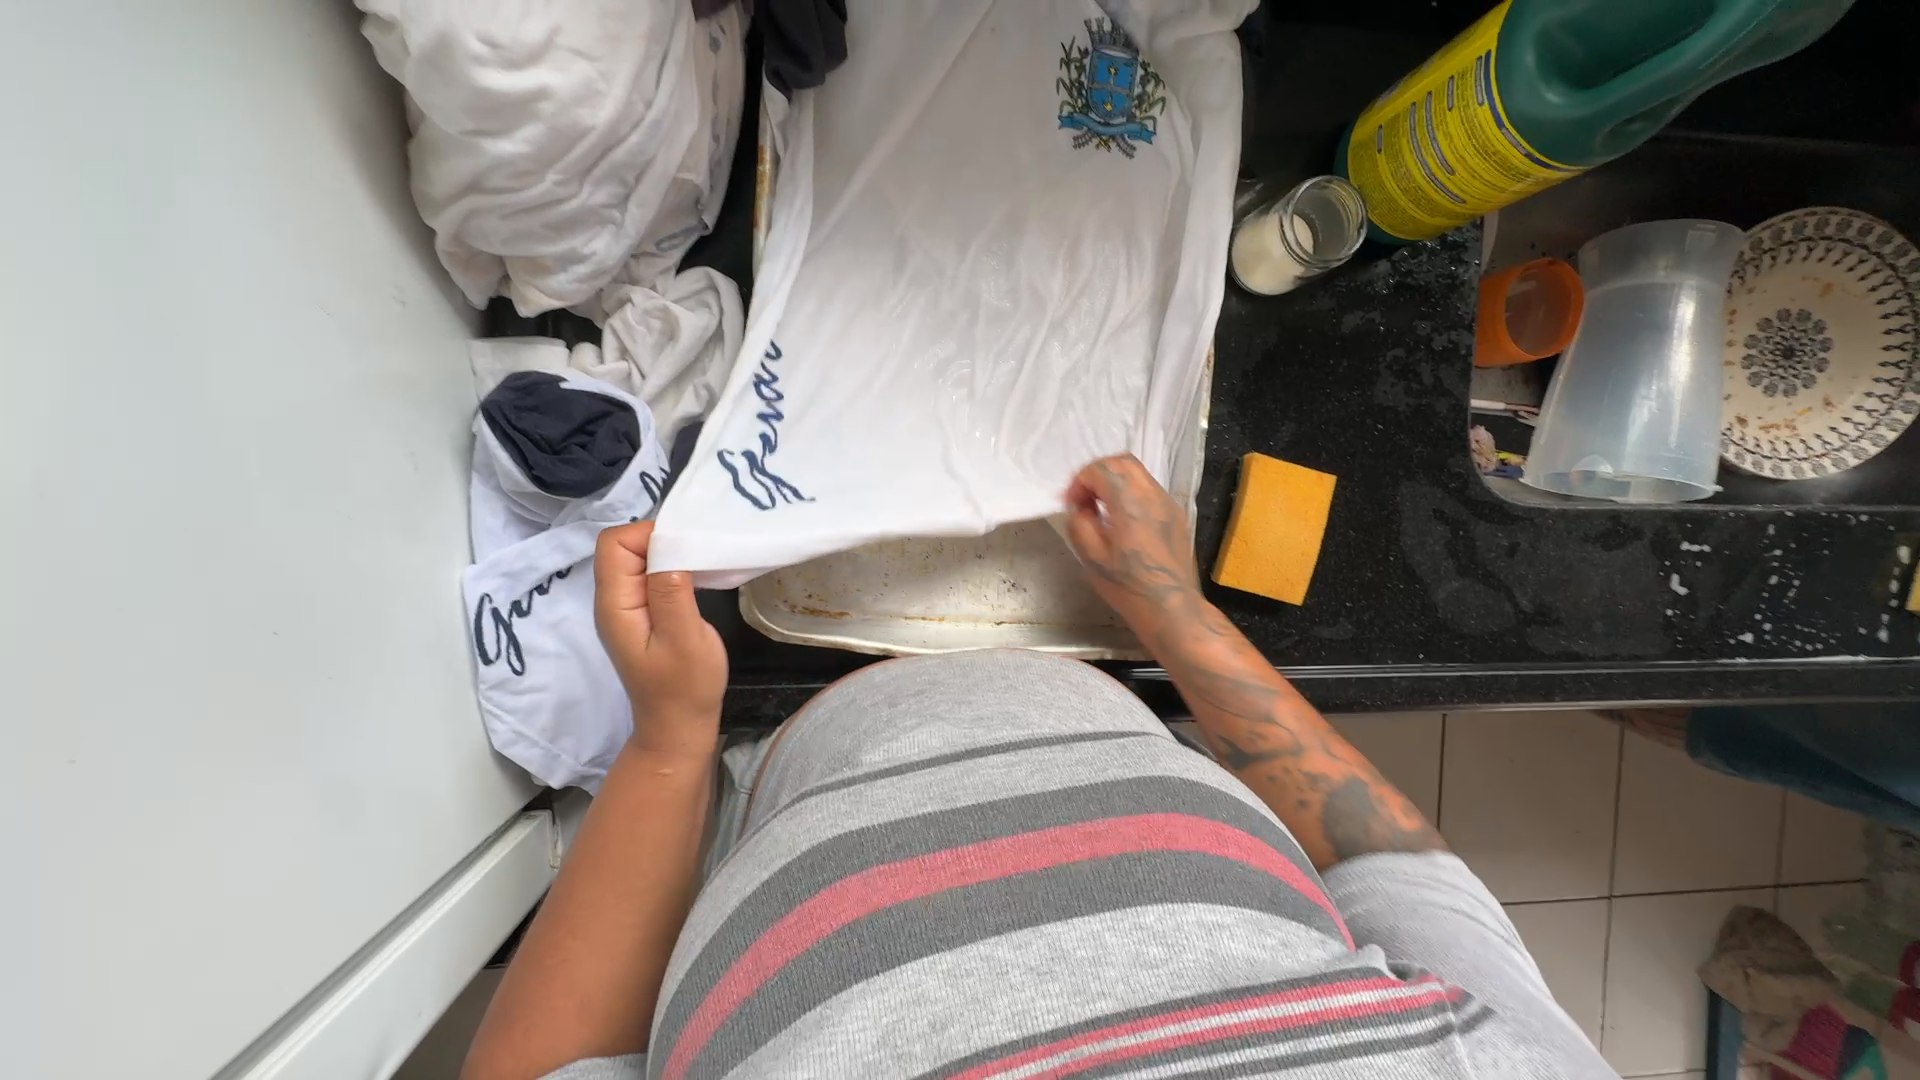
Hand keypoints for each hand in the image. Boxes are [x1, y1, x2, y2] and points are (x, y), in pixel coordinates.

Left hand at [593, 522, 727, 757]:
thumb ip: (672, 593)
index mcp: (616, 605)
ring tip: (701, 562)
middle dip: (660, 540)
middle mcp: (613, 601)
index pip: (614, 544)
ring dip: (668, 554)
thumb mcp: (685, 638)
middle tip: (699, 552)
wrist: (679, 725)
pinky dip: (672, 568)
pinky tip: (696, 577)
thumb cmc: (685, 686)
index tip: (687, 546)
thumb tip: (668, 549)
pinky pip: (650, 576)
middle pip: (623, 547)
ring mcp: (627, 608)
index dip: (648, 535)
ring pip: (638, 560)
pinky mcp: (644, 614)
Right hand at [1063, 454, 1205, 638]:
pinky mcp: (1176, 515)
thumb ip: (1080, 523)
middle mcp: (1153, 495)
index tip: (1072, 506)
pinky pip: (1149, 490)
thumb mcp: (1091, 557)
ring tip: (1102, 509)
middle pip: (1122, 462)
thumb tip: (1081, 509)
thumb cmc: (1128, 586)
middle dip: (1097, 474)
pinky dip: (1130, 493)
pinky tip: (1122, 520)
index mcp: (1130, 503)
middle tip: (1084, 499)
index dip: (1080, 482)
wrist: (1171, 607)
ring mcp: (1169, 503)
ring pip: (1139, 474)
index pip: (1101, 469)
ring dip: (1115, 482)